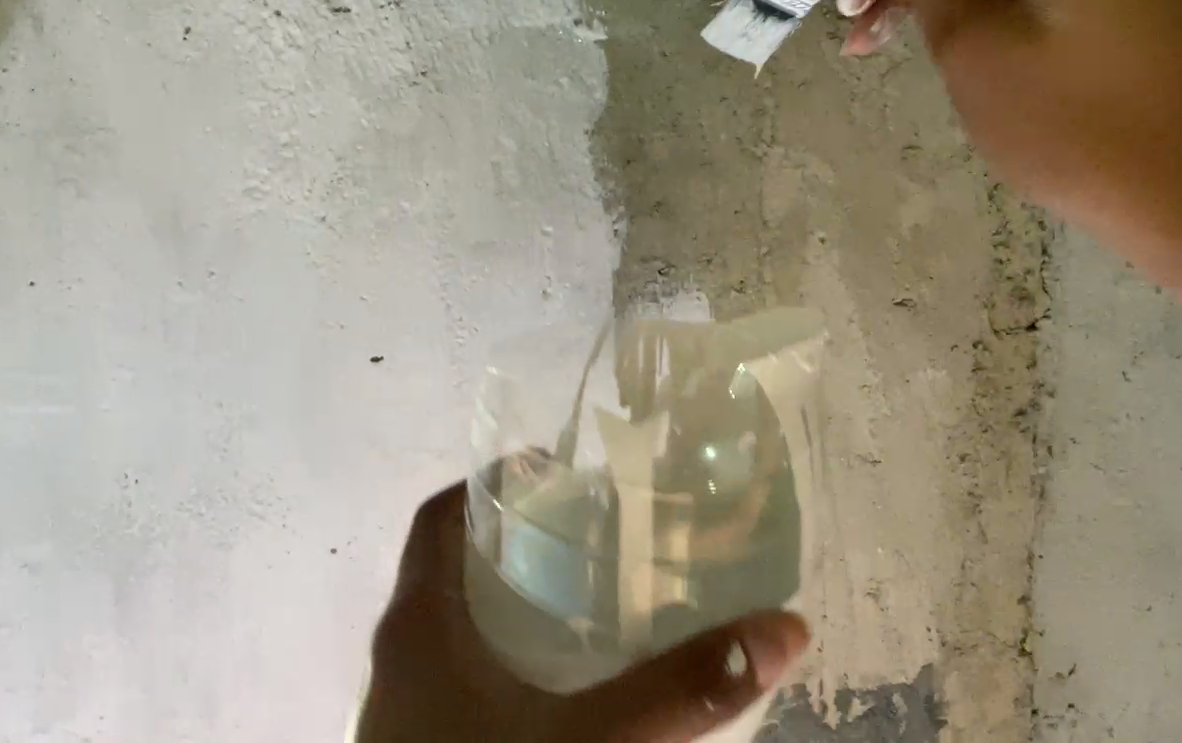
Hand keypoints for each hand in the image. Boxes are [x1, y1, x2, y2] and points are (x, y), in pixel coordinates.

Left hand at [355, 483, 810, 742]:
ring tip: (588, 600)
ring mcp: (400, 712)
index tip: (556, 468)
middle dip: (519, 541)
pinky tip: (559, 691)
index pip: (442, 516)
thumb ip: (685, 689)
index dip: (493, 481)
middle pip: (453, 568)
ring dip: (511, 604)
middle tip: (594, 533)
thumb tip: (783, 628)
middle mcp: (398, 657)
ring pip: (454, 627)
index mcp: (417, 625)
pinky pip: (455, 679)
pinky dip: (503, 662)